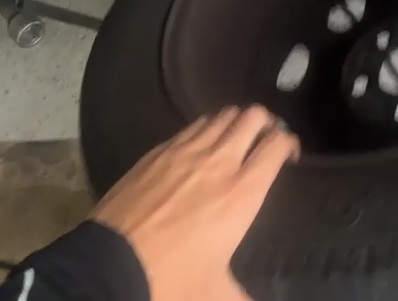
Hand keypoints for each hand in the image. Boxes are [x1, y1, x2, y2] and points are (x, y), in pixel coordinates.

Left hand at [91, 105, 299, 300]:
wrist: (108, 269)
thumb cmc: (169, 283)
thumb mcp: (213, 296)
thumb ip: (242, 297)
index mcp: (241, 193)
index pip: (277, 144)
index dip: (289, 143)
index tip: (288, 156)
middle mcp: (219, 161)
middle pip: (253, 117)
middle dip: (266, 123)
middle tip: (264, 142)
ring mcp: (187, 151)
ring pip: (223, 115)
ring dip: (236, 122)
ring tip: (234, 141)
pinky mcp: (159, 150)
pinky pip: (192, 126)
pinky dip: (206, 129)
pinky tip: (200, 148)